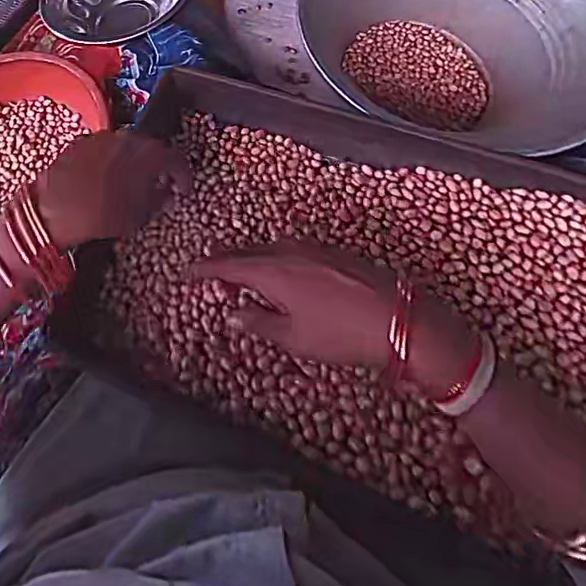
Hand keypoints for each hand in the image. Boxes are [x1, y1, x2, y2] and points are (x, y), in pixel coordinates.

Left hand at [35, 130, 191, 246]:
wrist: (56, 208)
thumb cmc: (103, 215)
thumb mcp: (140, 215)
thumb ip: (160, 199)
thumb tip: (167, 194)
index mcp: (149, 154)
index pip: (177, 160)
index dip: (183, 177)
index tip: (182, 189)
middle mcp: (128, 138)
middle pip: (152, 149)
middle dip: (158, 166)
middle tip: (159, 185)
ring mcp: (103, 137)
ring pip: (127, 146)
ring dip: (133, 161)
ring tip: (129, 182)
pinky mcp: (82, 140)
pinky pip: (105, 148)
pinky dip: (110, 160)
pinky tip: (105, 177)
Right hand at [191, 241, 481, 391]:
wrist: (399, 318)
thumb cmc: (341, 333)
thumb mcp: (295, 337)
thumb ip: (259, 322)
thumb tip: (233, 313)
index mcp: (272, 272)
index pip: (227, 266)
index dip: (204, 269)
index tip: (187, 273)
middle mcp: (286, 252)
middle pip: (245, 252)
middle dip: (225, 264)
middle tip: (213, 280)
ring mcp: (310, 248)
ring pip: (267, 249)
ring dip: (250, 262)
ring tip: (244, 281)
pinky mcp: (329, 252)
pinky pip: (288, 250)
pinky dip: (273, 260)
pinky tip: (280, 277)